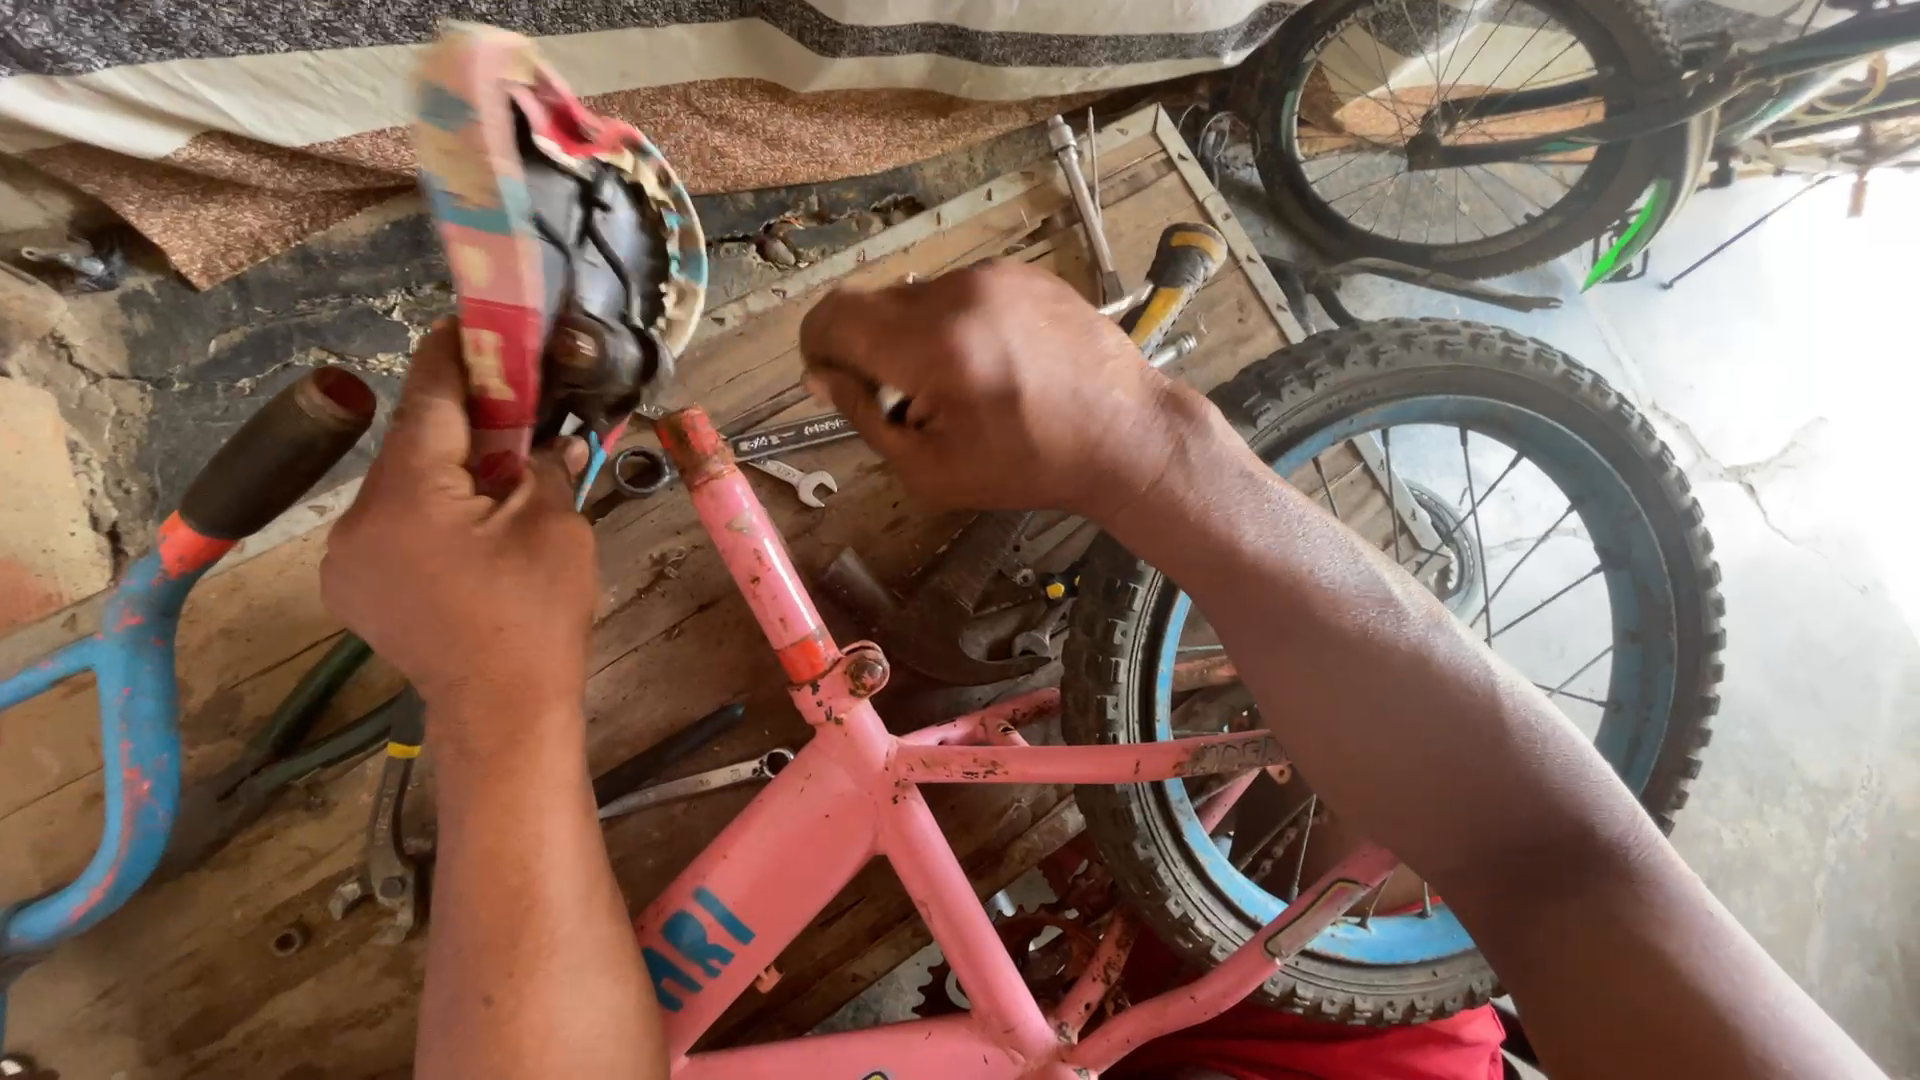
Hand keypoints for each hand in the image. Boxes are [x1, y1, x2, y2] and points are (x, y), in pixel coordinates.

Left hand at [322, 320, 596, 729]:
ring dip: (449, 475)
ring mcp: (346, 560)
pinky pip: (394, 530)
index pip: (429, 402)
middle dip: (463, 427)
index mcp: (407, 497)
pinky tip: (474, 532)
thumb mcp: (556, 527)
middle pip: (412, 449)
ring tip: (501, 482)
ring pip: (402, 491)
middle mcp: (356, 521)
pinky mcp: (355, 590)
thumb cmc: (537, 613)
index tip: (472, 324)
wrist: (503, 708)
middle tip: (515, 417)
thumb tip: (550, 441)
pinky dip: (434, 515)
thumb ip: (546, 468)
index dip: (454, 357)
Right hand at [799, 259, 1217, 521]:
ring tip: (962, 386)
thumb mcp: (930, 470)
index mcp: (932, 345)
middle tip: (910, 400)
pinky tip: (992, 364)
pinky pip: (959, 292)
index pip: (832, 316)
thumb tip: (823, 374)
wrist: (1126, 434)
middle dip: (871, 351)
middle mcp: (958, 292)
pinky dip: (955, 325)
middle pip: (872, 306)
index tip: (834, 381)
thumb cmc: (1028, 466)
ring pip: (916, 298)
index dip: (817, 348)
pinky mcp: (1022, 272)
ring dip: (915, 338)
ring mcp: (994, 275)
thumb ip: (864, 417)